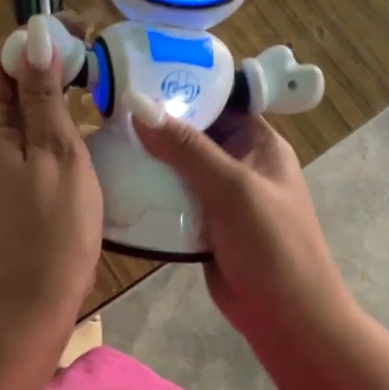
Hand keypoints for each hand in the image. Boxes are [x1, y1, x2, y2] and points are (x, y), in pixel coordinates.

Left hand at [0, 15, 103, 311]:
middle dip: (44, 57)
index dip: (33, 39)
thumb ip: (44, 93)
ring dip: (50, 81)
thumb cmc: (53, 221)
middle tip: (91, 44)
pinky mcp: (14, 170)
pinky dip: (52, 109)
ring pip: (20, 102)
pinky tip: (82, 106)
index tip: (74, 28)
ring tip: (92, 68)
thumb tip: (36, 37)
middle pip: (7, 80)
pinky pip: (28, 126)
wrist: (41, 288)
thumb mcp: (56, 150)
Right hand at [125, 93, 352, 341]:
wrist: (286, 318)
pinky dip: (146, 189)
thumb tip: (138, 105)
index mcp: (258, 144)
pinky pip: (169, 197)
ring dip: (146, 156)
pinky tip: (114, 180)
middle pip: (192, 131)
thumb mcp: (231, 188)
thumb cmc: (271, 244)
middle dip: (155, 121)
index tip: (138, 71)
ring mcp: (218, 195)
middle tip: (107, 105)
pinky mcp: (199, 223)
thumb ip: (186, 148)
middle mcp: (238, 162)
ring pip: (175, 165)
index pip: (220, 99)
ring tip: (102, 136)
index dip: (184, 84)